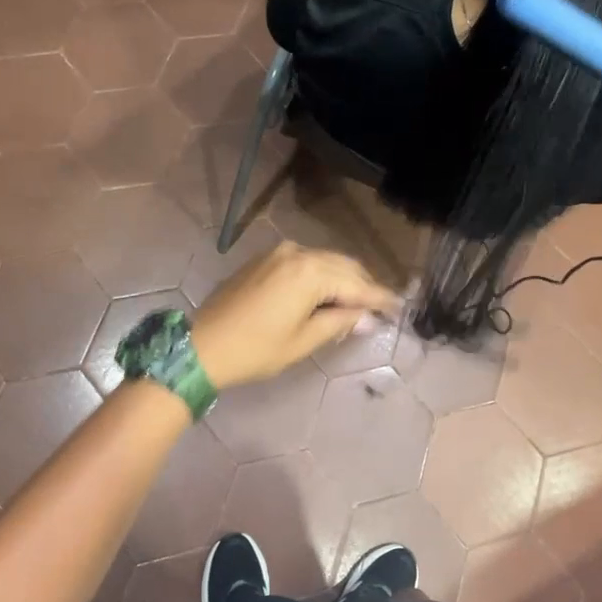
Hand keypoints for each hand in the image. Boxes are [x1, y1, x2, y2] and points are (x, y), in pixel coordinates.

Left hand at [191, 243, 401, 389]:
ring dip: (344, 278)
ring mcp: (280, 252)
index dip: (379, 297)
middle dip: (364, 285)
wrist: (202, 345)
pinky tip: (330, 292)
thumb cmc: (255, 349)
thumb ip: (338, 322)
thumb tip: (365, 316)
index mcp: (309, 272)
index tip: (399, 307)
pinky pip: (306, 261)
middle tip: (383, 306)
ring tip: (361, 301)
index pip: (356, 284)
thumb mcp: (302, 341)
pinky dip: (323, 275)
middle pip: (343, 266)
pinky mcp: (266, 259)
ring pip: (325, 261)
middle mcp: (298, 253)